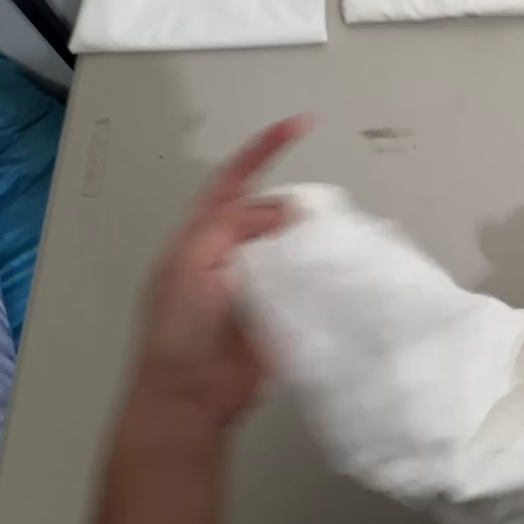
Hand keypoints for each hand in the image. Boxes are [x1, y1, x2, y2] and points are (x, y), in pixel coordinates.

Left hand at [127, 116, 308, 439]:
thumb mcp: (192, 263)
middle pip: (271, 211)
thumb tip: (285, 209)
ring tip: (339, 233)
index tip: (301, 124)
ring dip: (314, 235)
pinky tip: (343, 265)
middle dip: (296, 203)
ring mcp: (259, 280)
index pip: (235, 180)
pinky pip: (308, 278)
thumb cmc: (180, 329)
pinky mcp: (282, 307)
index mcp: (203, 235)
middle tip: (325, 210)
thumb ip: (231, 226)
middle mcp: (233, 251)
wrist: (190, 399)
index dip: (265, 149)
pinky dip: (325, 269)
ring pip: (294, 242)